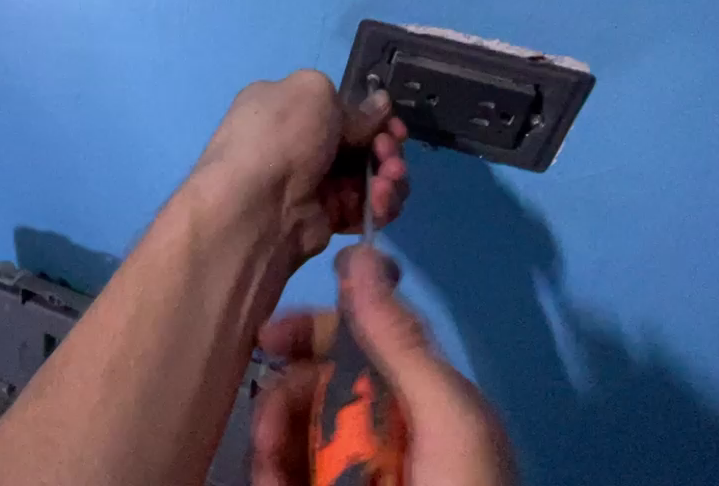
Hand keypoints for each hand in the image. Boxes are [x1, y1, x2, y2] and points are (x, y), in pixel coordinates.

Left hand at [192, 70, 410, 263]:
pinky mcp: (326, 217)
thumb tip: (379, 108)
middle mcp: (297, 142)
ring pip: (369, 176)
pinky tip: (379, 205)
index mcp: (286, 105)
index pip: (340, 108)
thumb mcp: (313, 93)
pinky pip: (365, 208)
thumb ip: (350, 102)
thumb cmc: (280, 136)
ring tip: (385, 183)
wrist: (254, 206)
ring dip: (388, 178)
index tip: (394, 126)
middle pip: (361, 143)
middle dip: (386, 148)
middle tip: (389, 154)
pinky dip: (379, 206)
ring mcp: (312, 181)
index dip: (373, 117)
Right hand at [252, 247, 515, 485]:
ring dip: (272, 446)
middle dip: (284, 400)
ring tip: (269, 476)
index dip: (312, 330)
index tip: (267, 339)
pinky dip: (272, 475)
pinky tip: (271, 485)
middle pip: (316, 384)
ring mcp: (360, 472)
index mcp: (424, 402)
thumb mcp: (450, 426)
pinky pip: (287, 471)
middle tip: (268, 438)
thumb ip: (404, 344)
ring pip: (295, 430)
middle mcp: (390, 430)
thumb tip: (361, 255)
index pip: (358, 338)